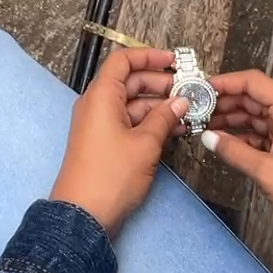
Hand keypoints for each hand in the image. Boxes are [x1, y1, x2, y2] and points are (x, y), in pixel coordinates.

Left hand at [49, 48, 187, 236]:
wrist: (83, 215)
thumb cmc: (110, 175)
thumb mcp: (145, 144)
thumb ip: (164, 118)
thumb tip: (180, 101)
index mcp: (101, 95)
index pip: (123, 61)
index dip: (149, 56)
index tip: (174, 61)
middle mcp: (97, 104)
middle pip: (131, 81)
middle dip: (161, 83)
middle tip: (189, 91)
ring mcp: (100, 124)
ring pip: (133, 104)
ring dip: (159, 106)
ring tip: (189, 113)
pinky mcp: (105, 142)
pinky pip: (130, 122)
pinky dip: (150, 123)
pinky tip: (175, 130)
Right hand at [201, 69, 272, 272]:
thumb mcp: (267, 171)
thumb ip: (234, 151)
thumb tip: (207, 137)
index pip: (253, 82)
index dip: (225, 82)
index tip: (200, 88)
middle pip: (253, 98)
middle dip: (224, 102)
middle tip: (196, 110)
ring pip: (255, 118)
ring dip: (231, 121)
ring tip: (204, 127)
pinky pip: (261, 137)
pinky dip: (243, 139)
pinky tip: (224, 146)